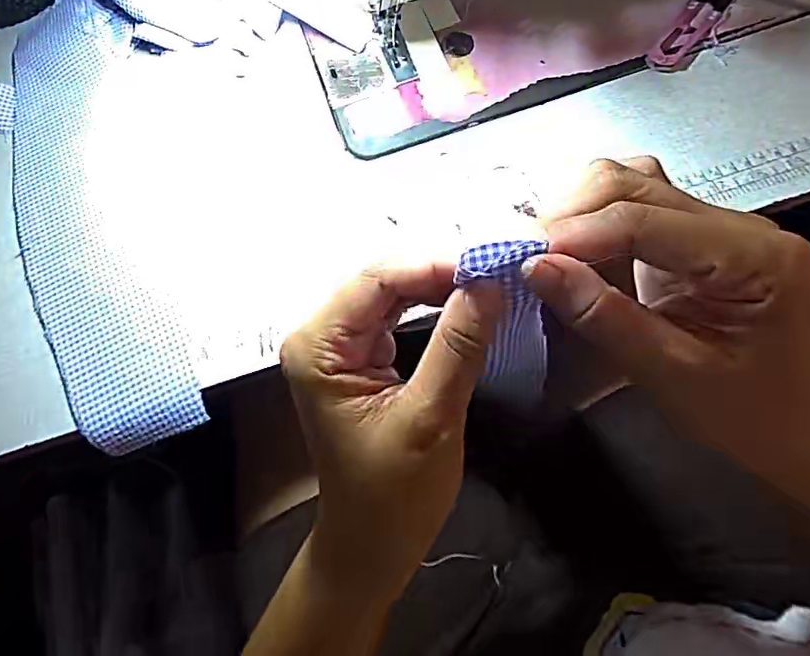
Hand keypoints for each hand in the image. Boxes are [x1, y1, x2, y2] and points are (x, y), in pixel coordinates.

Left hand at [277, 262, 503, 605]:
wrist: (370, 545)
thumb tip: (487, 286)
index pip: (373, 282)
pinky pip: (391, 316)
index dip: (429, 266)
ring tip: (484, 280)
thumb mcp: (430, 419)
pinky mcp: (354, 356)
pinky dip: (427, 306)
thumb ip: (457, 347)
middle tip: (492, 270)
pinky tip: (459, 300)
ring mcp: (334, 345)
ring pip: (387, 295)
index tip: (484, 264)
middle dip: (434, 273)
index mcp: (317, 346)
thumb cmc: (392, 496)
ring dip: (434, 286)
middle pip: (378, 283)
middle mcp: (317, 336)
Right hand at [528, 158, 809, 482]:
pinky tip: (574, 245)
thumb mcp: (669, 375)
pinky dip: (590, 214)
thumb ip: (602, 316)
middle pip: (633, 183)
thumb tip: (535, 266)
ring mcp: (715, 222)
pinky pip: (628, 199)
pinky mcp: (690, 229)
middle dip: (572, 213)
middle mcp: (740, 225)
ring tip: (550, 249)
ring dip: (577, 208)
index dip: (578, 233)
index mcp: (757, 257)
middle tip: (531, 254)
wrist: (788, 432)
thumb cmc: (743, 415)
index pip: (646, 220)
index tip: (527, 258)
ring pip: (626, 181)